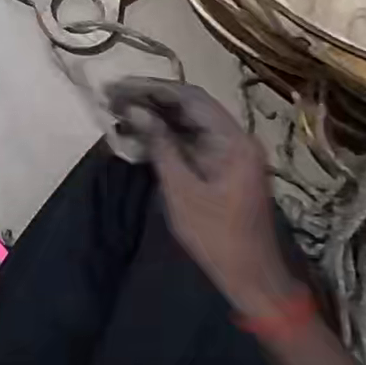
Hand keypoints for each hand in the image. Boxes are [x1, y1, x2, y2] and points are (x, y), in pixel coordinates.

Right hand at [107, 77, 302, 318]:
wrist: (252, 277)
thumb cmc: (216, 236)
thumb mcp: (181, 190)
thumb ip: (159, 145)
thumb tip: (135, 109)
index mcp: (233, 139)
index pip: (189, 97)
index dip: (151, 88)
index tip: (119, 87)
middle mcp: (235, 137)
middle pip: (189, 104)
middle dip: (150, 98)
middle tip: (113, 95)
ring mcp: (230, 150)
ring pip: (188, 120)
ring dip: (155, 114)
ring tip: (119, 110)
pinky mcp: (222, 164)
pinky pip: (191, 138)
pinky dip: (165, 134)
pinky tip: (138, 133)